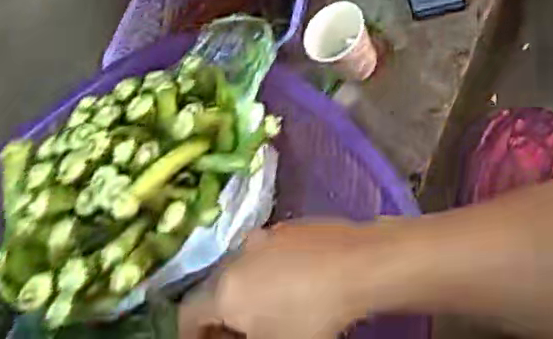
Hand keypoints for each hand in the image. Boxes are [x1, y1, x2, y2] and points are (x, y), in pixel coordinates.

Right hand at [179, 221, 388, 338]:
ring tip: (268, 315)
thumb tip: (242, 330)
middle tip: (240, 336)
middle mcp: (243, 253)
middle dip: (222, 317)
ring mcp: (275, 233)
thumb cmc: (310, 316)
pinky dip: (274, 272)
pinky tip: (296, 287)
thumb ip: (239, 338)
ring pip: (247, 268)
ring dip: (249, 292)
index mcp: (224, 286)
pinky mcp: (303, 224)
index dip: (194, 336)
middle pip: (217, 289)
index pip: (188, 315)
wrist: (364, 264)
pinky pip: (275, 252)